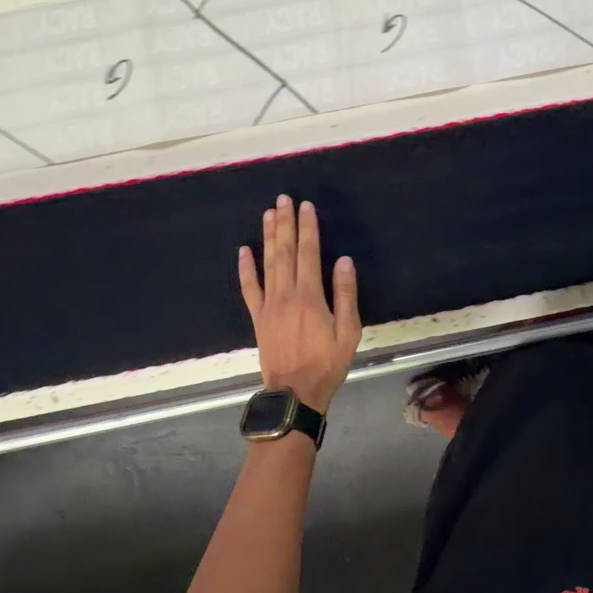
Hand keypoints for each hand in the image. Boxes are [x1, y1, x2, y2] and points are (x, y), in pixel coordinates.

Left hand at [239, 195, 360, 412]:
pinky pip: (249, 288)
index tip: (306, 206)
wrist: (295, 393)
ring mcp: (268, 305)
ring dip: (268, 236)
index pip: (308, 253)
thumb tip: (343, 260)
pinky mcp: (258, 318)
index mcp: (310, 296)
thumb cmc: (327, 363)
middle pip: (285, 252)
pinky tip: (244, 251)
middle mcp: (286, 294)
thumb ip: (345, 294)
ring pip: (267, 263)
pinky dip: (245, 268)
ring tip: (268, 213)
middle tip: (284, 199)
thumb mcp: (349, 331)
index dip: (308, 227)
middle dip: (285, 223)